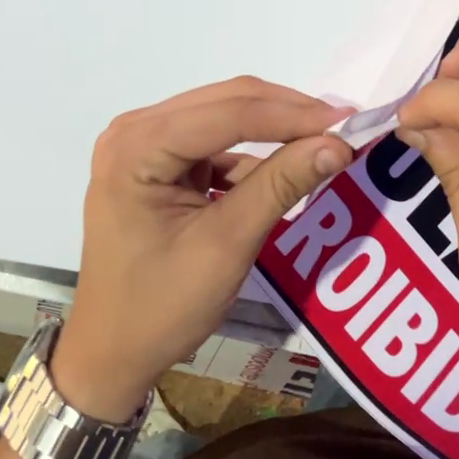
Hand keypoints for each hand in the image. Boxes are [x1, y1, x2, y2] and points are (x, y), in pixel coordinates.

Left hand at [51, 77, 353, 421]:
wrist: (111, 356)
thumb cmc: (161, 307)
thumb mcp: (227, 245)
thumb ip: (280, 185)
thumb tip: (337, 143)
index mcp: (137, 147)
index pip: (228, 113)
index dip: (292, 115)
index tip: (348, 122)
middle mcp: (134, 130)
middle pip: (225, 102)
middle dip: (287, 113)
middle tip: (343, 127)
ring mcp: (143, 142)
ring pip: (224, 114)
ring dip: (275, 126)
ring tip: (324, 141)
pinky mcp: (157, 159)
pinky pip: (215, 138)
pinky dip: (253, 149)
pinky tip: (287, 164)